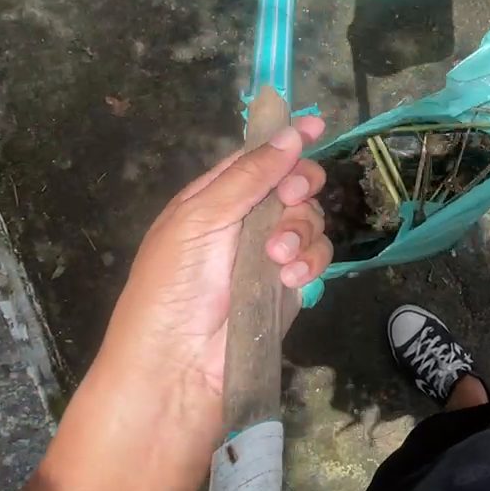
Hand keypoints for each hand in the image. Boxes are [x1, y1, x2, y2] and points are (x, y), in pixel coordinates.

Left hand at [99, 117, 331, 398]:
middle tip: (292, 197)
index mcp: (214, 198)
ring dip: (300, 232)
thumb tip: (292, 134)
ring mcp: (269, 253)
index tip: (317, 124)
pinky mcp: (290, 283)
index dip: (286, 140)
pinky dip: (309, 262)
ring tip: (277, 258)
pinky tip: (290, 279)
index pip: (257, 158)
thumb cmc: (172, 287)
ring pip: (310, 218)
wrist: (177, 366)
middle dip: (299, 186)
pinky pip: (317, 256)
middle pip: (293, 183)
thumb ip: (249, 177)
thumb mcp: (200, 220)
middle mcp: (245, 220)